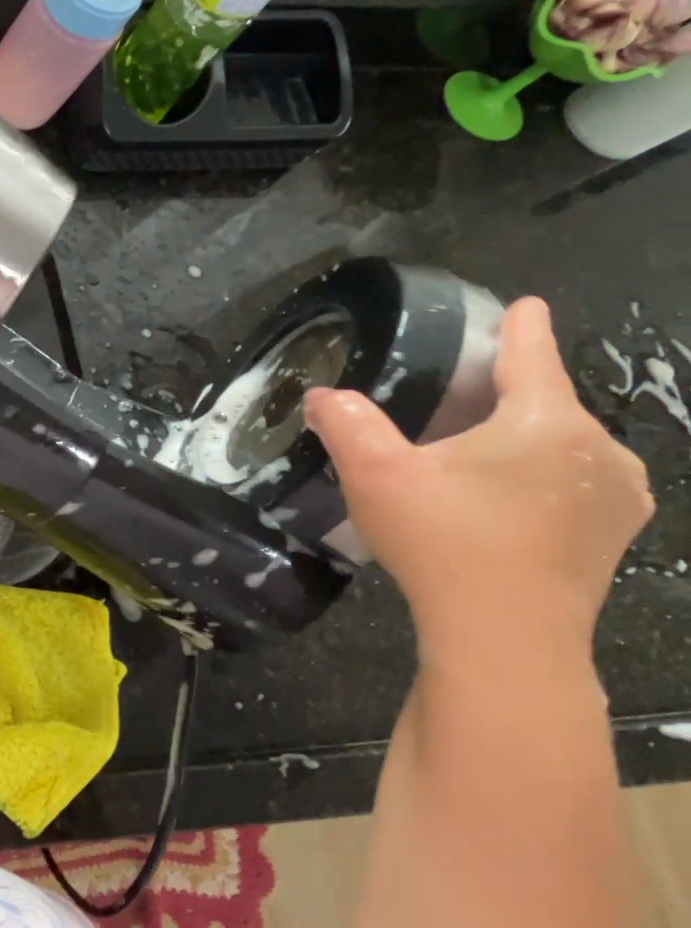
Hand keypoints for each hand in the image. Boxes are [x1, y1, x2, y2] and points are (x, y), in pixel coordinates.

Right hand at [304, 298, 652, 665]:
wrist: (506, 636)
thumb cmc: (444, 542)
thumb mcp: (375, 474)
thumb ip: (347, 423)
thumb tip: (322, 395)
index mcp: (546, 422)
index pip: (533, 356)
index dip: (523, 327)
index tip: (526, 305)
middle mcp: (599, 449)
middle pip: (546, 403)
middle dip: (506, 398)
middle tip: (455, 407)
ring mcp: (620, 494)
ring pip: (565, 445)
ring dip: (526, 441)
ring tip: (477, 456)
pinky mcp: (617, 531)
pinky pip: (580, 481)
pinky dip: (546, 476)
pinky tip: (511, 497)